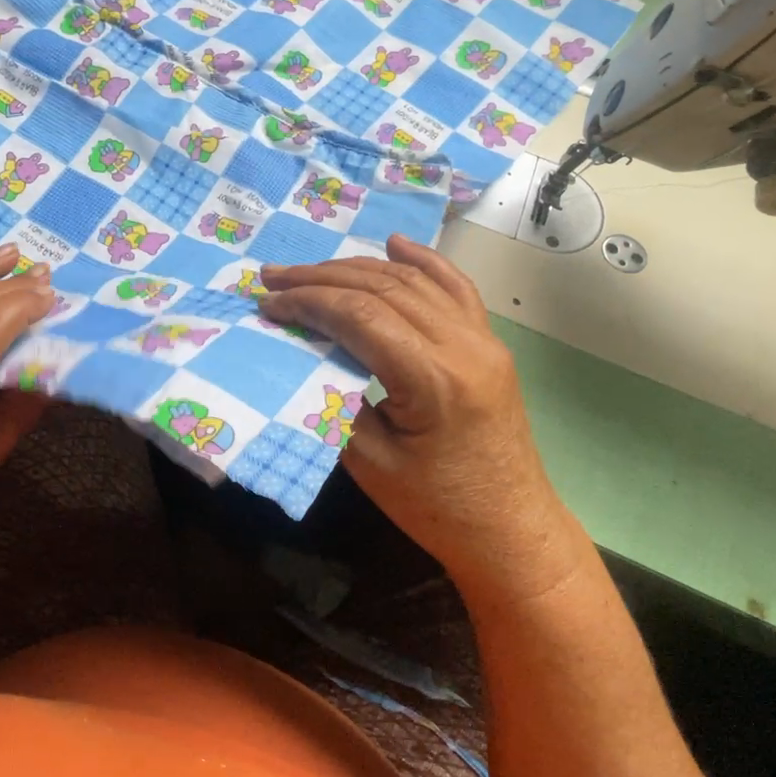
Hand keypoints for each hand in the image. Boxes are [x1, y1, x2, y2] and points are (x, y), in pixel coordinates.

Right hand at [258, 235, 580, 598]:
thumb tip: (298, 356)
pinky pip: (454, 289)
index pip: (359, 316)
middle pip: (382, 288)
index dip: (307, 302)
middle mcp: (463, 346)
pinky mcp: (488, 346)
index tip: (266, 304)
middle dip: (320, 278)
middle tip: (272, 278)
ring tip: (308, 270)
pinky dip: (422, 262)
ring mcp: (482, 341)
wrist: (509, 532)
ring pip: (412, 282)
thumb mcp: (368, 461)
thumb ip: (333, 400)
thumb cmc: (435, 508)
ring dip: (355, 269)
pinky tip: (395, 244)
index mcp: (432, 379)